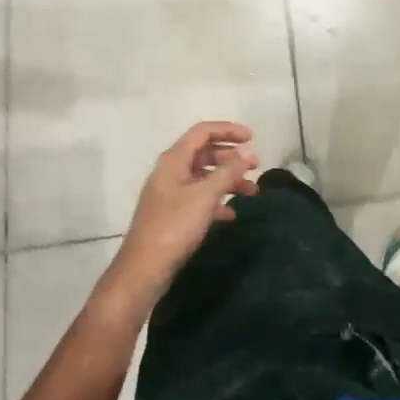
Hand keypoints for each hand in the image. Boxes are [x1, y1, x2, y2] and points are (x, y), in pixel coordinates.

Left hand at [107, 122, 260, 304]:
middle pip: (204, 153)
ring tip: (252, 192)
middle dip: (231, 157)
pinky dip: (217, 201)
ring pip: (204, 177)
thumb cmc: (174, 226)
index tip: (252, 138)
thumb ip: (227, 172)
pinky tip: (231, 214)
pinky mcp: (172, 214)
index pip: (202, 132)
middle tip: (255, 167)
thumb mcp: (204, 196)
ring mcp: (170, 193)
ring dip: (228, 180)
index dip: (227, 130)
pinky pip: (199, 198)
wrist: (144, 269)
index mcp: (174, 160)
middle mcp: (170, 171)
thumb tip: (247, 153)